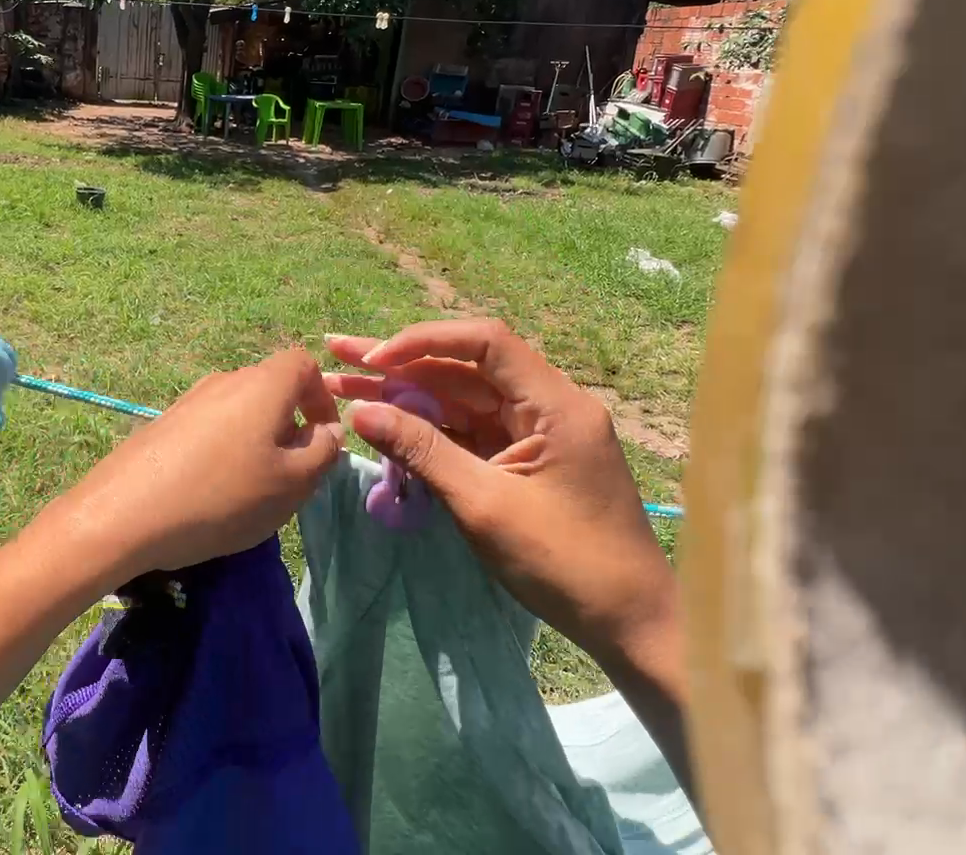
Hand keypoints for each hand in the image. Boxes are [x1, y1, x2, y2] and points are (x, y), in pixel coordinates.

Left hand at [52, 349, 345, 579]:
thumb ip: (322, 452)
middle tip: (290, 476)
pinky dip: (223, 452)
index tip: (322, 440)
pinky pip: (209, 429)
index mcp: (261, 384)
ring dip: (256, 443)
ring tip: (250, 491)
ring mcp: (188, 401)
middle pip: (270, 389)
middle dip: (289, 426)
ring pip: (238, 412)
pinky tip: (211, 493)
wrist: (125, 513)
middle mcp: (223, 381)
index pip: (302, 364)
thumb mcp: (291, 483)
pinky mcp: (163, 425)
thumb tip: (326, 431)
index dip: (322, 397)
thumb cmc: (222, 496)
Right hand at [323, 320, 676, 666]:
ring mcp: (531, 432)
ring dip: (403, 393)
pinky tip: (381, 421)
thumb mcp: (484, 504)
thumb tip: (361, 412)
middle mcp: (544, 406)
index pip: (484, 343)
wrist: (629, 623)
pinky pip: (465, 428)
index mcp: (554, 405)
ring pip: (458, 397)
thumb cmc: (564, 561)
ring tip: (342, 382)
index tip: (375, 359)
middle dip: (398, 362)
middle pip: (462, 367)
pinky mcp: (520, 458)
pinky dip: (424, 425)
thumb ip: (421, 450)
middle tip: (336, 352)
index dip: (423, 342)